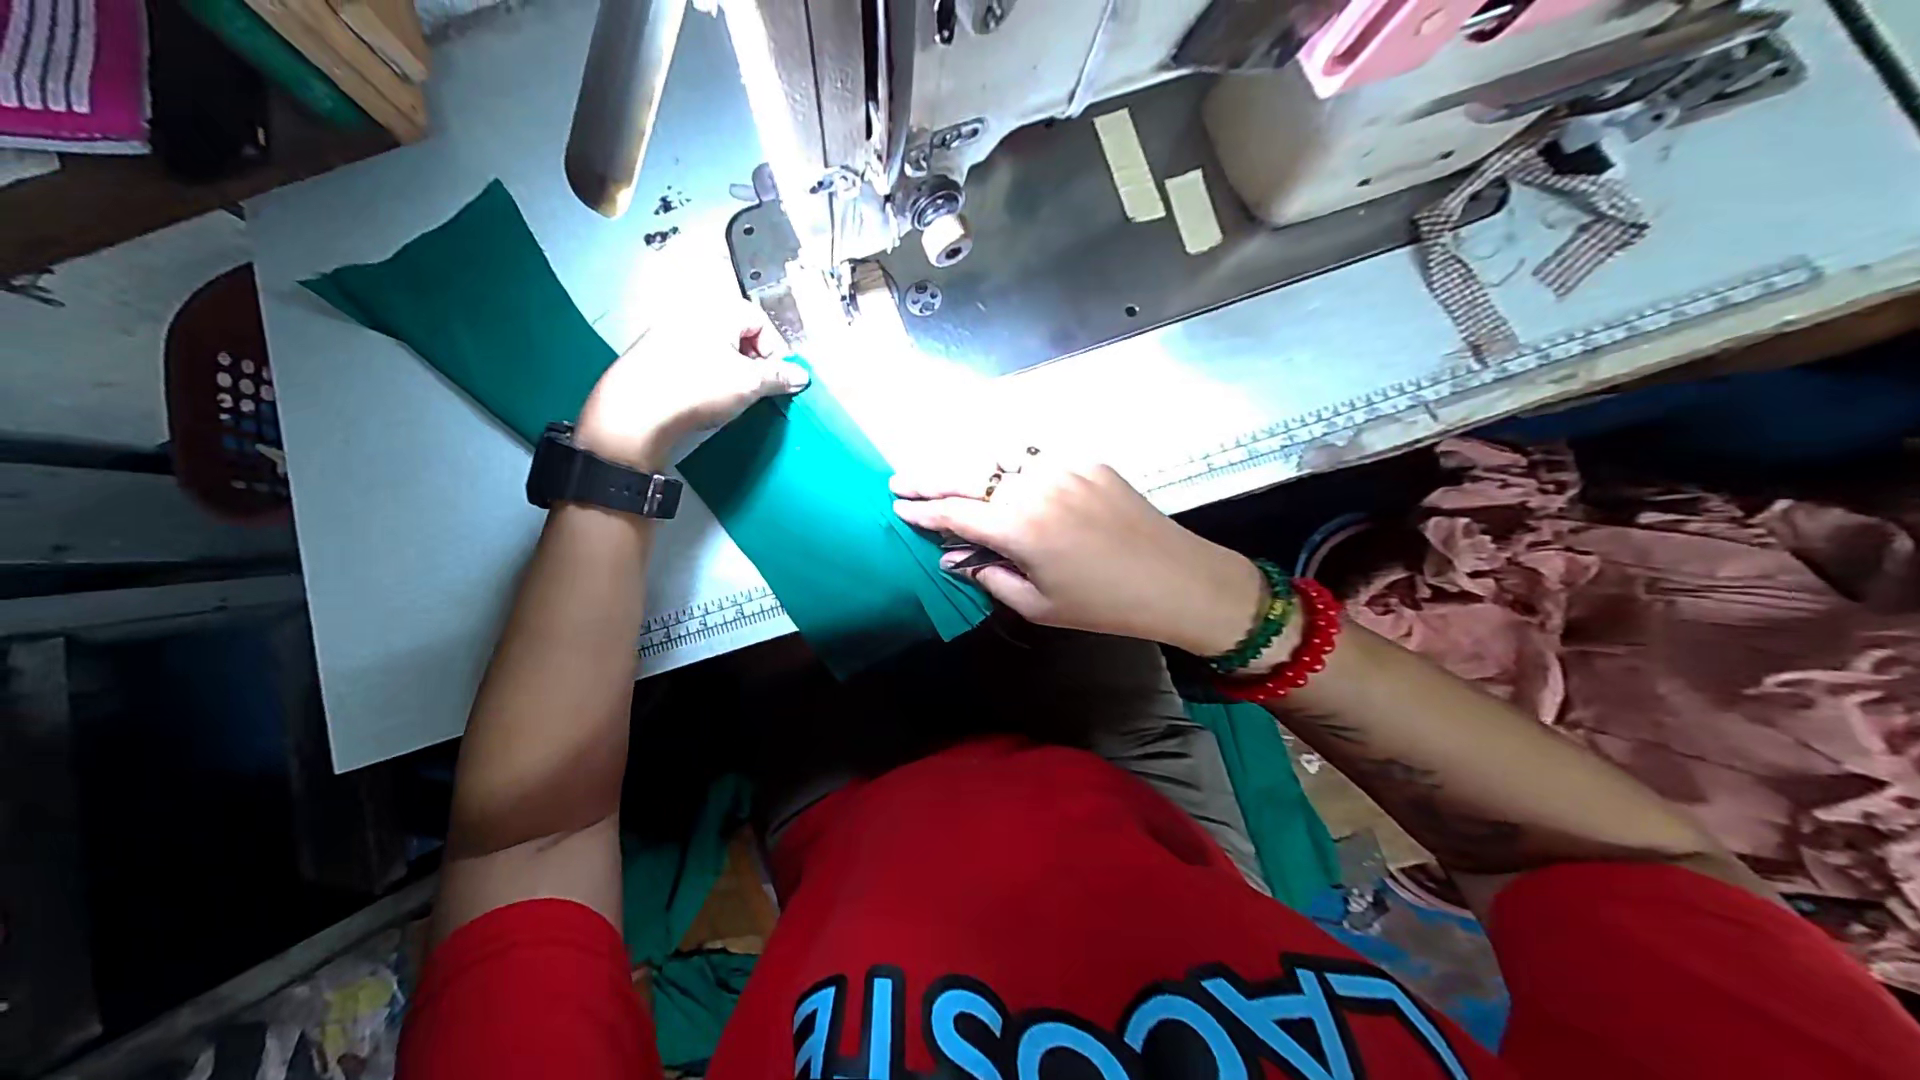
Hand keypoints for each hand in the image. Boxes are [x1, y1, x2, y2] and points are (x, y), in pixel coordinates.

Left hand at [574, 305, 808, 469]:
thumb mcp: (749, 384)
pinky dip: (703, 376)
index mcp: (715, 309)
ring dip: (728, 369)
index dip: (774, 348)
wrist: (636, 416)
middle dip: (751, 360)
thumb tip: (800, 375)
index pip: (759, 320)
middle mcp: (689, 313)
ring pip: (712, 347)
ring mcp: (666, 333)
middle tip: (756, 387)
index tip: (777, 376)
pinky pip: (690, 360)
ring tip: (729, 396)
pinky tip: (702, 399)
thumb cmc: (694, 389)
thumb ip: (779, 377)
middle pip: (735, 332)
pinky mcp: (651, 357)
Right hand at [891, 458, 1266, 656]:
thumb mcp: (1038, 605)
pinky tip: (1000, 471)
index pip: (955, 512)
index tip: (899, 507)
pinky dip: (1010, 462)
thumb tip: (956, 556)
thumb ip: (990, 575)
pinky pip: (1035, 455)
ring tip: (944, 472)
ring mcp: (1063, 466)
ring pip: (999, 455)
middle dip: (929, 476)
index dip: (922, 510)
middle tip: (902, 479)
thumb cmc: (1104, 605)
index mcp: (1020, 528)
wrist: (1176, 579)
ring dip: (967, 463)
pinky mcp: (1086, 460)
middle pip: (967, 472)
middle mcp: (1035, 487)